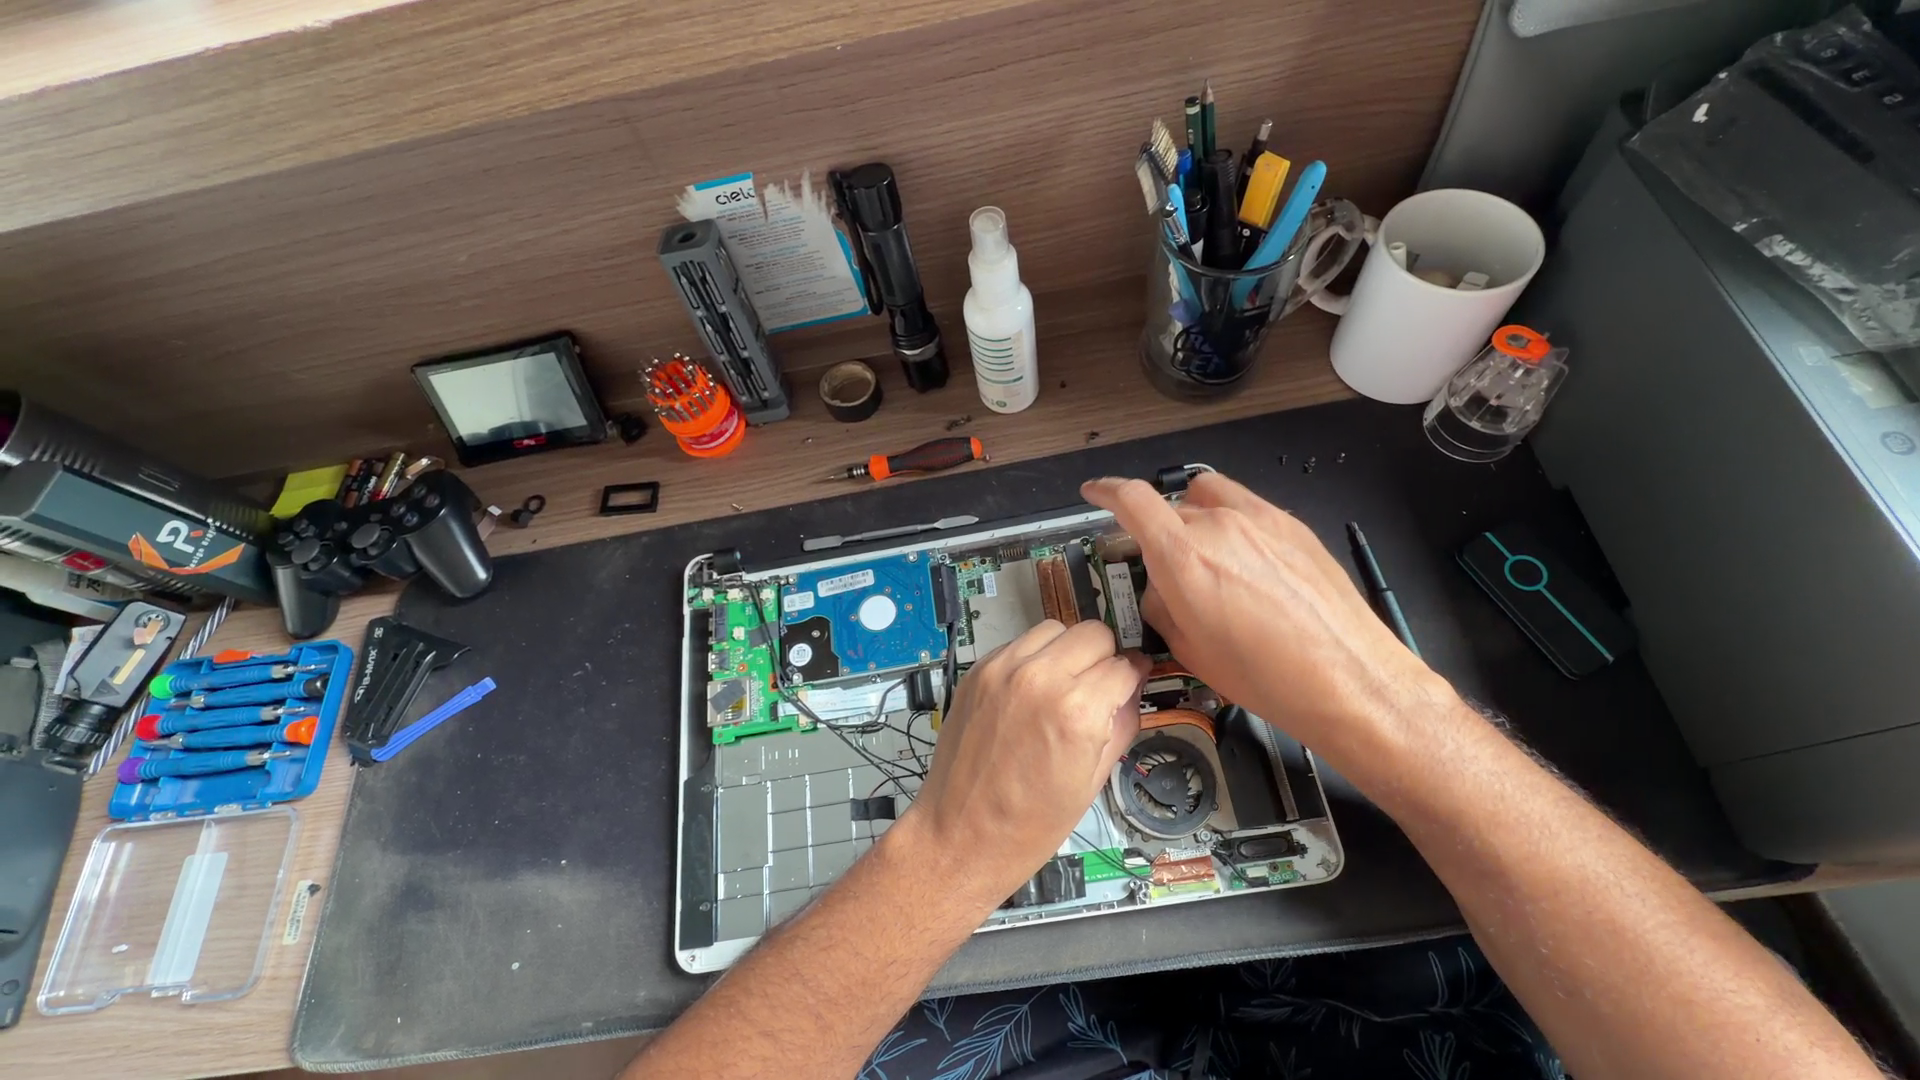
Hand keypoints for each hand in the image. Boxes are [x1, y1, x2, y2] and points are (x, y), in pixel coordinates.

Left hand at [904, 620, 1146, 903]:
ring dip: (1068, 651)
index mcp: (1077, 711)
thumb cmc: (1031, 823)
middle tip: (1098, 687)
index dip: (1133, 677)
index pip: (1124, 665)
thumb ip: (1121, 721)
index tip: (1132, 684)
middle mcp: (1039, 679)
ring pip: (1055, 629)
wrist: (961, 835)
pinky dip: (1034, 658)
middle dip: (1104, 657)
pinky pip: (1020, 643)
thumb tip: (1133, 684)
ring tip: (1064, 686)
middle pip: (1093, 633)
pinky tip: (1033, 692)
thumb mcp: (1095, 778)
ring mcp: (1003, 670)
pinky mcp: (978, 671)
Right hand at [1081, 472, 1445, 758]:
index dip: (1106, 491)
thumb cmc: (1266, 675)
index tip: (1095, 493)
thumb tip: (1160, 588)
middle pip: (1168, 508)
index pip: (1132, 500)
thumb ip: (1162, 605)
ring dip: (1191, 517)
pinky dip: (1228, 520)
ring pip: (1206, 499)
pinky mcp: (1292, 525)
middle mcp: (1219, 526)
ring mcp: (1260, 520)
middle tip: (1161, 566)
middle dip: (1154, 531)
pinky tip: (1242, 560)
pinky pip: (1244, 506)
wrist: (1347, 679)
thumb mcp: (1190, 649)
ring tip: (1201, 554)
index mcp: (1184, 557)